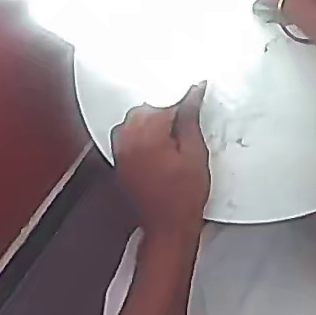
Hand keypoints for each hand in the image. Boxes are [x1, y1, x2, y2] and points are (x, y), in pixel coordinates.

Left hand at [110, 82, 209, 239]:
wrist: (168, 225)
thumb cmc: (183, 197)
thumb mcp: (195, 152)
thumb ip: (189, 119)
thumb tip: (192, 95)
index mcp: (147, 135)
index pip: (165, 100)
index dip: (183, 92)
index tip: (196, 89)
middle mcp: (128, 140)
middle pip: (146, 106)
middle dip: (167, 103)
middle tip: (188, 108)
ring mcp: (120, 150)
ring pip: (134, 117)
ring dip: (153, 115)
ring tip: (174, 126)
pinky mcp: (119, 160)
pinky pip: (127, 132)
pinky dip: (142, 129)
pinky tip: (159, 137)